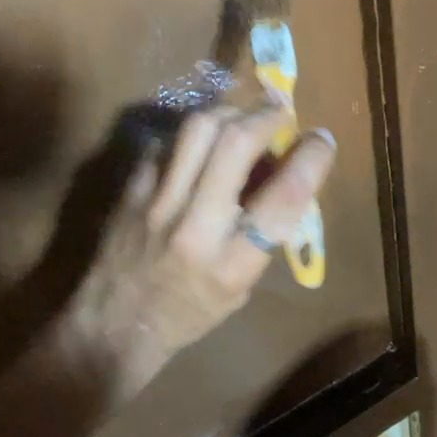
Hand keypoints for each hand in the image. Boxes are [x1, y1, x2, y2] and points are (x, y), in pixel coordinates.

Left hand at [59, 104, 337, 397]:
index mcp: (232, 264)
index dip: (311, 160)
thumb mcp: (242, 286)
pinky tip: (200, 142)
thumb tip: (284, 166)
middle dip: (265, 117)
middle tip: (279, 111)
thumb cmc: (190, 311)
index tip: (322, 140)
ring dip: (229, 112)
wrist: (115, 324)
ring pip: (197, 129)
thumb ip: (264, 231)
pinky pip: (167, 140)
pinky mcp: (131, 187)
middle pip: (235, 145)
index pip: (283, 198)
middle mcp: (195, 228)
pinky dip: (191, 135)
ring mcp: (157, 203)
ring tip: (242, 115)